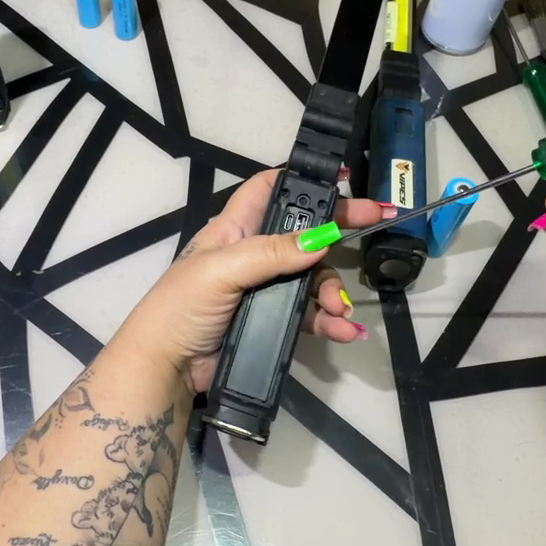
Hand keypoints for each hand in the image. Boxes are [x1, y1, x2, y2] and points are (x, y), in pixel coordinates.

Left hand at [111, 169, 389, 392]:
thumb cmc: (182, 307)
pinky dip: (331, 321)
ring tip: (339, 309)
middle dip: (339, 229)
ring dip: (334, 289)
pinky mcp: (273, 322)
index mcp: (234, 230)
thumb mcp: (220, 270)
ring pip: (314, 277)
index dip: (303, 180)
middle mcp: (254, 254)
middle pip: (305, 233)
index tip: (342, 177)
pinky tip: (345, 332)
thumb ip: (270, 253)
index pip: (270, 189)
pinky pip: (311, 314)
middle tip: (378, 219)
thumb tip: (321, 238)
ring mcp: (265, 289)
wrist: (166, 368)